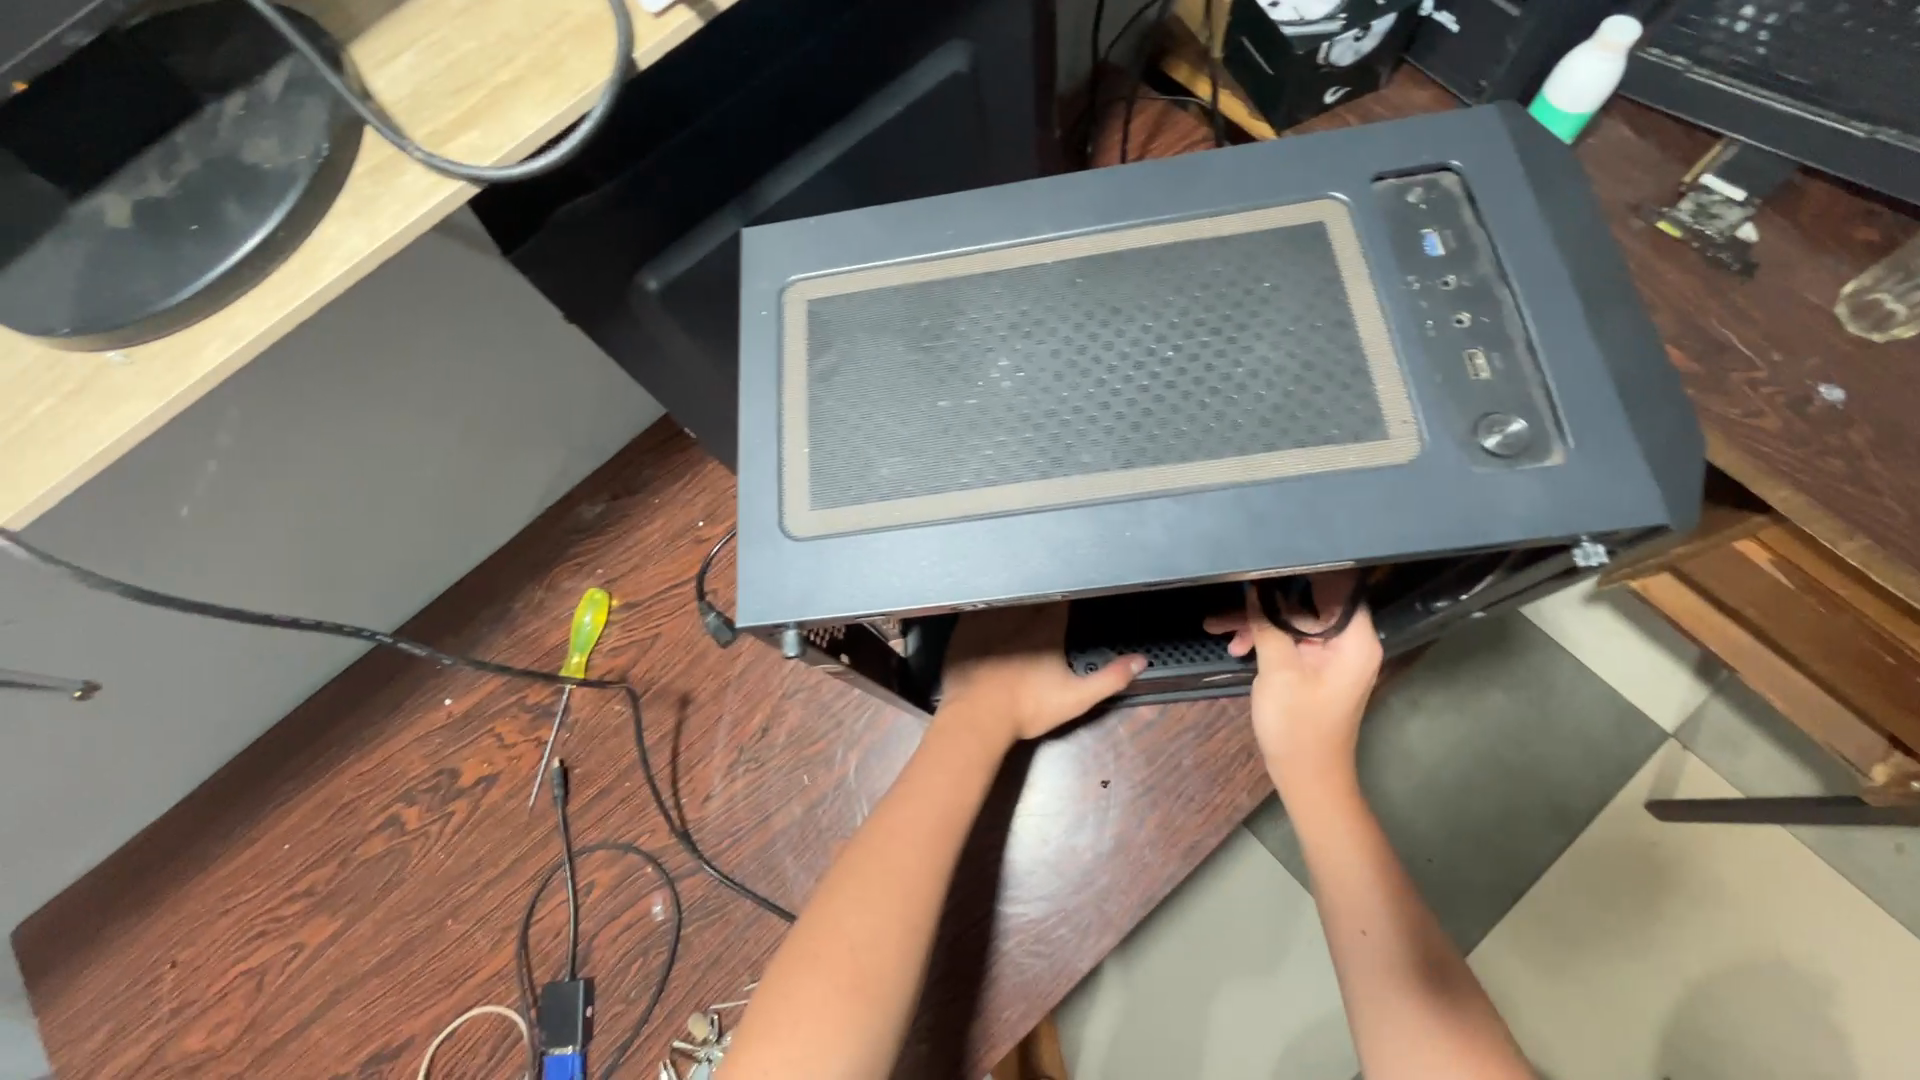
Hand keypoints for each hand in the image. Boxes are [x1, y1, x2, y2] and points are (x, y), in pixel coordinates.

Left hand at [938, 605, 1146, 746]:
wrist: (977, 717)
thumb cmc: (1029, 708)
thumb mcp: (1077, 698)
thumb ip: (1110, 678)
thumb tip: (1140, 661)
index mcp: (1046, 631)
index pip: (1061, 603)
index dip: (1068, 598)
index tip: (1072, 593)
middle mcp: (1018, 619)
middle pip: (1033, 597)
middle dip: (1041, 593)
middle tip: (1046, 588)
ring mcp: (988, 622)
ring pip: (1005, 598)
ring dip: (1013, 593)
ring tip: (1017, 586)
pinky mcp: (964, 630)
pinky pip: (976, 607)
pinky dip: (983, 604)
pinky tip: (984, 601)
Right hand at [1203, 572, 1381, 788]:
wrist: (1306, 777)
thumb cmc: (1298, 725)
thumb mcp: (1278, 670)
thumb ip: (1267, 625)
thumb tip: (1255, 589)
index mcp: (1355, 640)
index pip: (1338, 588)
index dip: (1303, 573)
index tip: (1267, 564)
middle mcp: (1349, 644)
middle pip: (1306, 607)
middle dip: (1265, 606)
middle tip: (1225, 608)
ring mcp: (1331, 659)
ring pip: (1292, 625)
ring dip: (1257, 626)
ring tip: (1217, 629)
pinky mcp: (1315, 671)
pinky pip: (1290, 644)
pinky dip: (1264, 643)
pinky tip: (1236, 648)